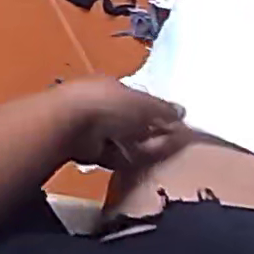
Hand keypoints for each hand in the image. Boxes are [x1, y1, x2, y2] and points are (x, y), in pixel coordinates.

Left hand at [54, 78, 186, 170]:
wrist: (70, 124)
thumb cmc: (108, 104)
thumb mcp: (142, 103)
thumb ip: (163, 109)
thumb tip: (182, 112)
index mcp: (114, 87)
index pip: (139, 99)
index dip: (156, 112)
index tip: (174, 126)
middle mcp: (103, 104)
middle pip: (132, 122)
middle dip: (149, 133)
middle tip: (170, 147)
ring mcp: (94, 127)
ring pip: (124, 140)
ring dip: (139, 149)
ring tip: (158, 159)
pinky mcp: (89, 150)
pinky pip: (114, 156)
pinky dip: (125, 160)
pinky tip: (138, 166)